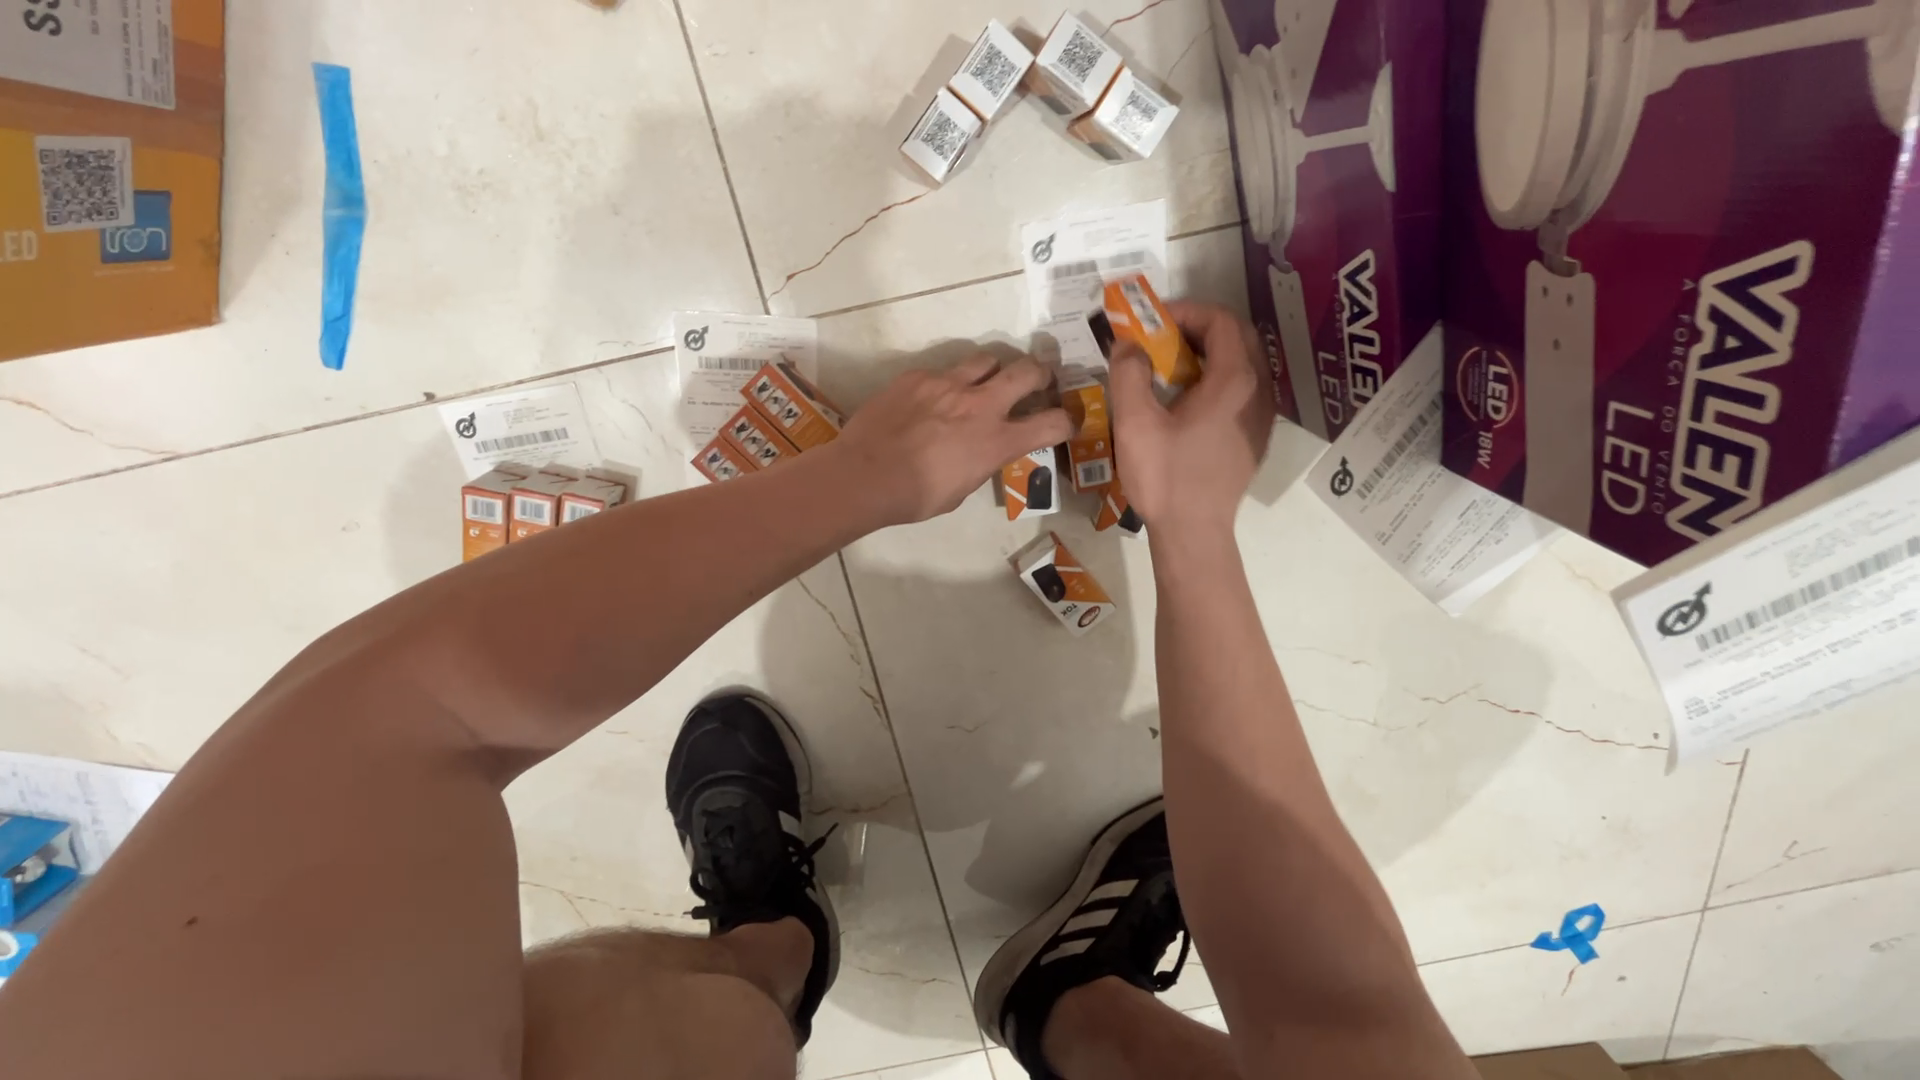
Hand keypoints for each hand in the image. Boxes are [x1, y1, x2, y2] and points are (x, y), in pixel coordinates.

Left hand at [828, 355, 1072, 525]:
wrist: (864, 475)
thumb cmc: (914, 496)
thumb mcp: (961, 490)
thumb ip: (981, 462)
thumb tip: (984, 451)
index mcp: (997, 441)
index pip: (1052, 423)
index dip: (1066, 422)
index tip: (1065, 422)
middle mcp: (980, 405)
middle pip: (1027, 371)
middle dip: (1040, 373)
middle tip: (1039, 378)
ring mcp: (948, 384)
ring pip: (986, 360)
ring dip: (994, 369)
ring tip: (986, 380)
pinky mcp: (918, 376)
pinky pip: (943, 370)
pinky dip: (947, 381)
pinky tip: (933, 397)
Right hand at [1108, 302, 1274, 537]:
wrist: (1194, 534)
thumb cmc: (1165, 478)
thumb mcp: (1134, 423)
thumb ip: (1128, 374)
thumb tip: (1127, 345)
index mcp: (1235, 381)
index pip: (1221, 321)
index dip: (1186, 311)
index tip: (1151, 321)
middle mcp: (1259, 391)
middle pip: (1237, 337)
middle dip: (1197, 328)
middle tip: (1159, 338)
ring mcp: (1262, 416)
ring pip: (1242, 364)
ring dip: (1206, 353)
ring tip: (1168, 366)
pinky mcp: (1255, 437)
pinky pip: (1241, 390)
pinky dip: (1215, 379)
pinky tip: (1185, 400)